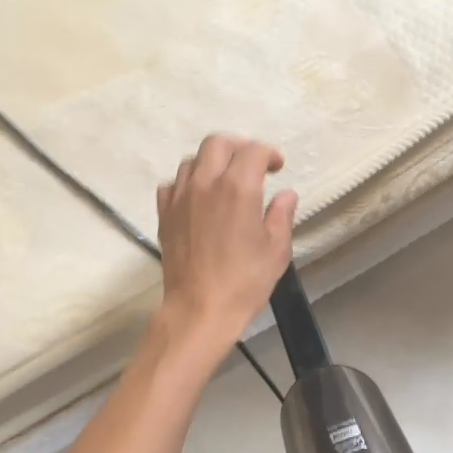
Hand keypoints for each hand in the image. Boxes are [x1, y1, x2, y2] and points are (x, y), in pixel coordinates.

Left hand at [155, 133, 297, 344]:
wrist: (200, 308)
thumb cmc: (245, 282)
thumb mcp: (276, 251)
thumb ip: (282, 216)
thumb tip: (286, 195)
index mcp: (238, 188)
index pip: (253, 152)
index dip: (268, 154)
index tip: (278, 166)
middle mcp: (206, 182)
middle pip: (218, 143)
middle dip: (238, 147)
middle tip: (252, 164)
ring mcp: (180, 196)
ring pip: (193, 161)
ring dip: (212, 163)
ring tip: (225, 181)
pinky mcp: (165, 213)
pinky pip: (174, 184)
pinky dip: (189, 183)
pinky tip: (199, 199)